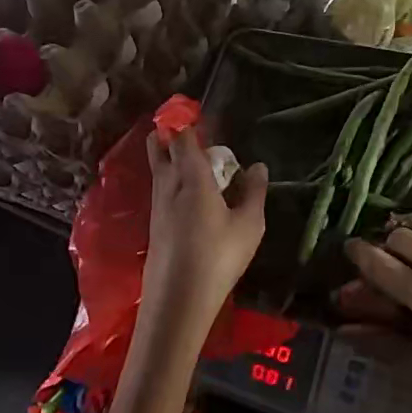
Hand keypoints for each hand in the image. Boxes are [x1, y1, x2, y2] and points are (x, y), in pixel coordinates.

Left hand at [143, 130, 267, 312]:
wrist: (178, 298)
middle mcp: (167, 185)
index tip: (196, 114)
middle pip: (158, 147)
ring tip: (198, 166)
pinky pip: (161, 190)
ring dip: (171, 160)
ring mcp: (156, 205)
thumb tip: (258, 166)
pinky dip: (172, 182)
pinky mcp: (154, 225)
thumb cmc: (219, 256)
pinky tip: (189, 197)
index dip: (186, 121)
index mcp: (191, 177)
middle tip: (193, 137)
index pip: (181, 136)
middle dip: (169, 134)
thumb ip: (254, 192)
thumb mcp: (250, 224)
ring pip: (158, 170)